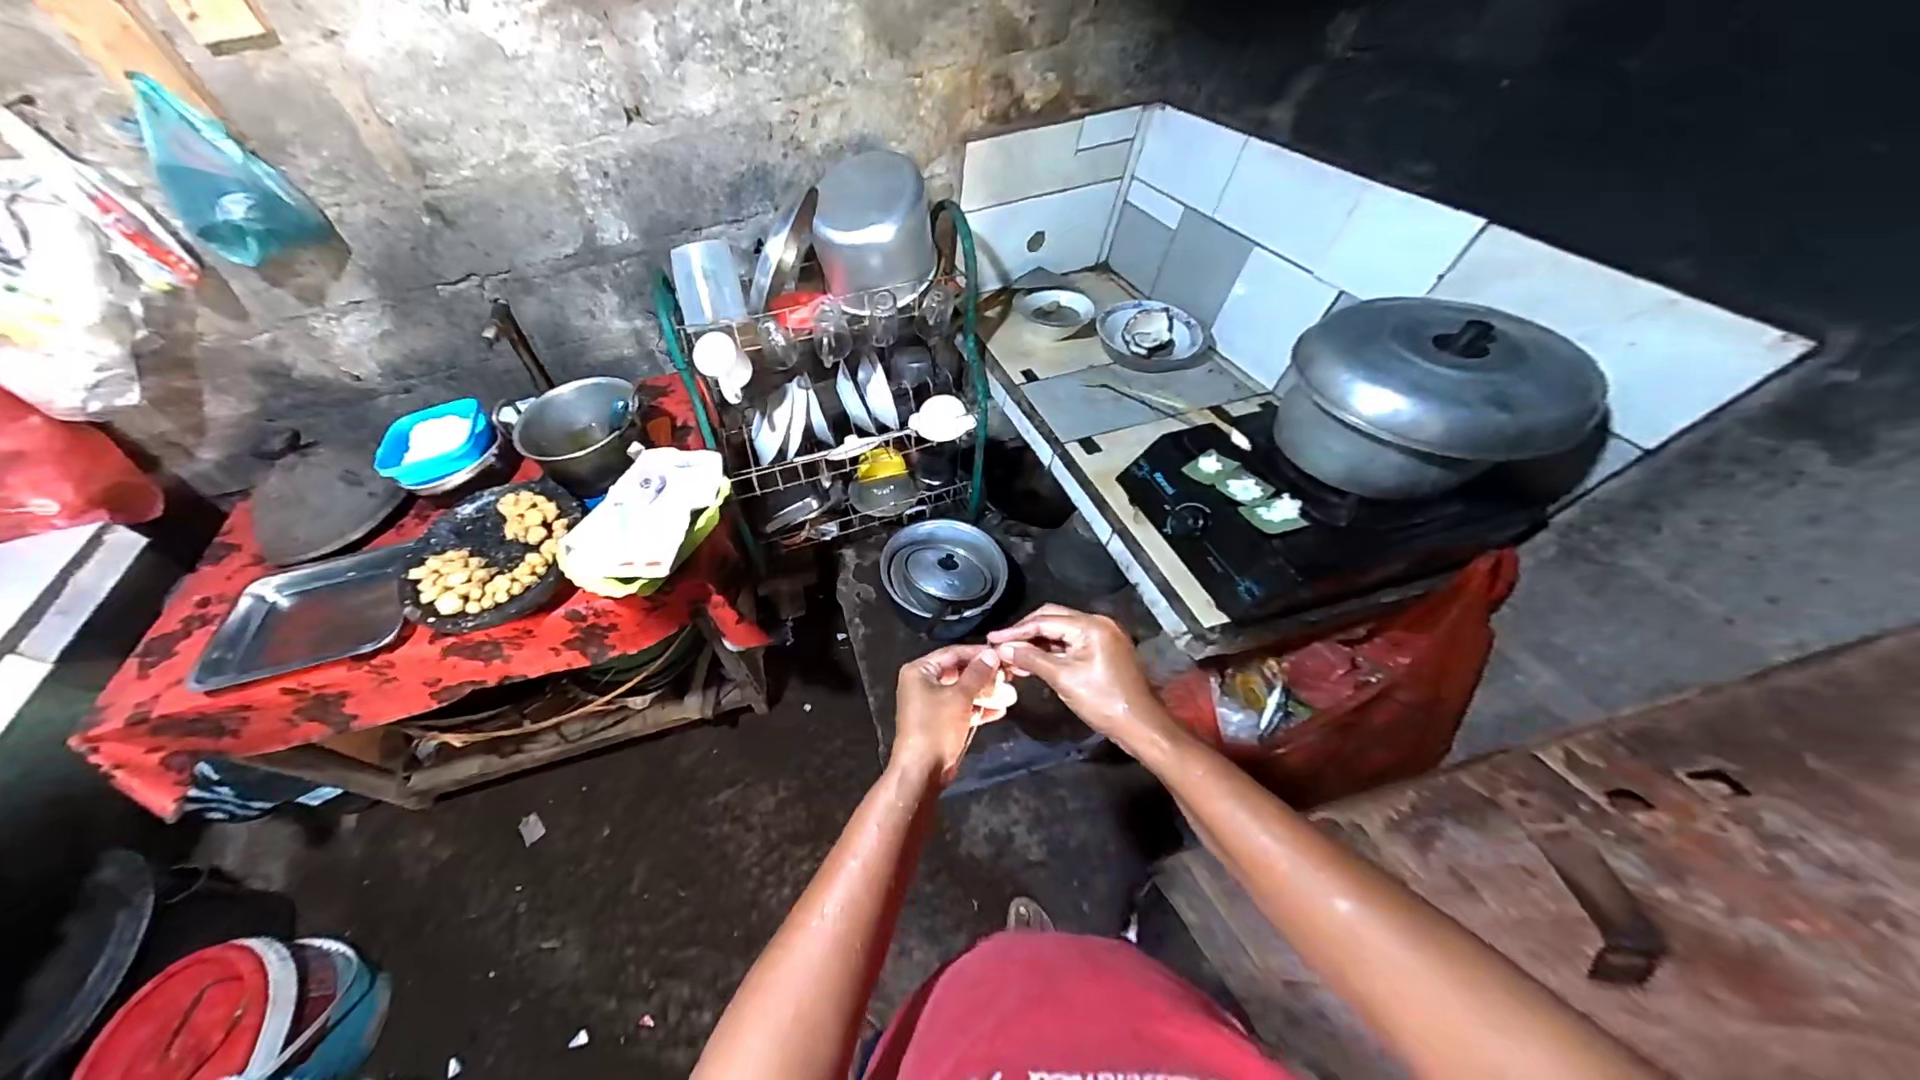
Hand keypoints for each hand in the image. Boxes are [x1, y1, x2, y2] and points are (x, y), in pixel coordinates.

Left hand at [892, 645, 1001, 781]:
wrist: (922, 771)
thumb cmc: (936, 726)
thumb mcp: (960, 696)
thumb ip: (977, 673)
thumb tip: (992, 653)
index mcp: (920, 671)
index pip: (953, 653)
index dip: (978, 653)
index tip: (1002, 655)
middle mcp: (923, 684)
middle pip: (959, 672)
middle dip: (985, 676)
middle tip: (1009, 677)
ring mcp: (931, 704)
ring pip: (963, 692)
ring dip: (986, 694)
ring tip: (1010, 695)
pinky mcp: (940, 722)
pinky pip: (962, 709)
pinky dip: (979, 709)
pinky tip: (1000, 710)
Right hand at [988, 605, 1185, 757]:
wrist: (1140, 725)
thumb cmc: (1102, 701)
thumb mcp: (1062, 679)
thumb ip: (1030, 659)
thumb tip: (1003, 649)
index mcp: (1090, 625)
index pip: (1044, 620)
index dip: (1015, 630)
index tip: (992, 639)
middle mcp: (1098, 623)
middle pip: (1052, 619)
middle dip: (1025, 632)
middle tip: (1001, 645)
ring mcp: (1104, 635)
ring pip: (1061, 632)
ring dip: (1038, 643)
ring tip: (1014, 657)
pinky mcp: (1105, 649)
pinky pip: (1072, 642)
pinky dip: (1053, 651)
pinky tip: (1035, 663)